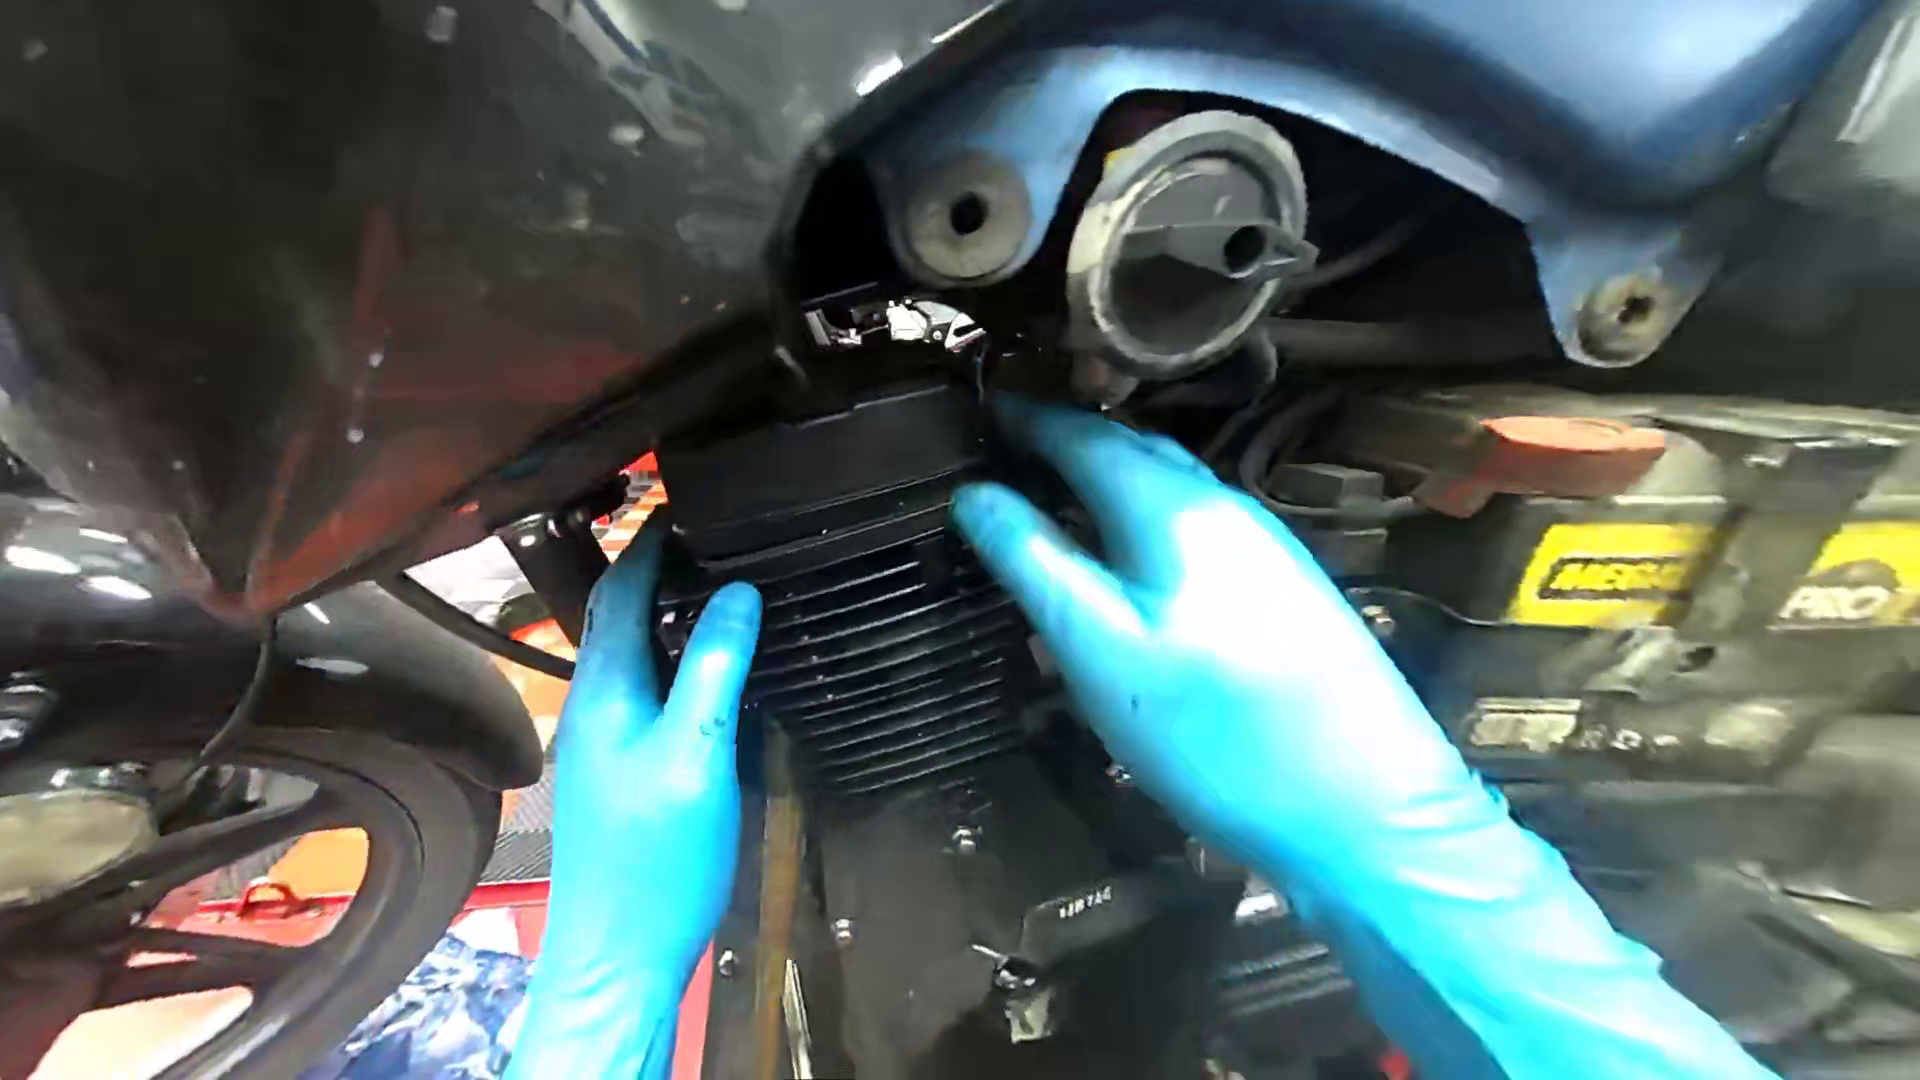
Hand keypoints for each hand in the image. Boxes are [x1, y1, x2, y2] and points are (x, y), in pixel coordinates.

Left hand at [510, 522, 760, 1079]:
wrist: (624, 951)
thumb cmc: (657, 852)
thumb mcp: (695, 752)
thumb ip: (713, 669)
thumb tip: (739, 594)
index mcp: (604, 690)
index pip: (618, 594)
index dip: (648, 546)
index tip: (683, 507)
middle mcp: (598, 702)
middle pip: (620, 615)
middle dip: (655, 567)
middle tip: (710, 536)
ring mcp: (612, 733)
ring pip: (637, 648)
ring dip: (667, 606)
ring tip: (716, 579)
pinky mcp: (632, 757)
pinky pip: (654, 680)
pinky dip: (678, 648)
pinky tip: (712, 653)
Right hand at [951, 397, 1775, 1079]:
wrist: (1364, 813)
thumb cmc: (1211, 730)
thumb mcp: (1100, 648)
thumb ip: (1034, 562)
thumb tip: (973, 494)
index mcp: (1174, 508)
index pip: (1086, 438)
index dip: (1030, 418)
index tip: (987, 405)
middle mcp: (1224, 504)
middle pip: (1131, 449)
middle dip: (1068, 438)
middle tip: (1011, 444)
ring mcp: (1259, 541)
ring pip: (1165, 483)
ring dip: (1106, 472)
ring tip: (1056, 484)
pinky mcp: (1275, 580)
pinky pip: (1188, 519)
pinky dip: (1138, 511)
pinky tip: (1124, 543)